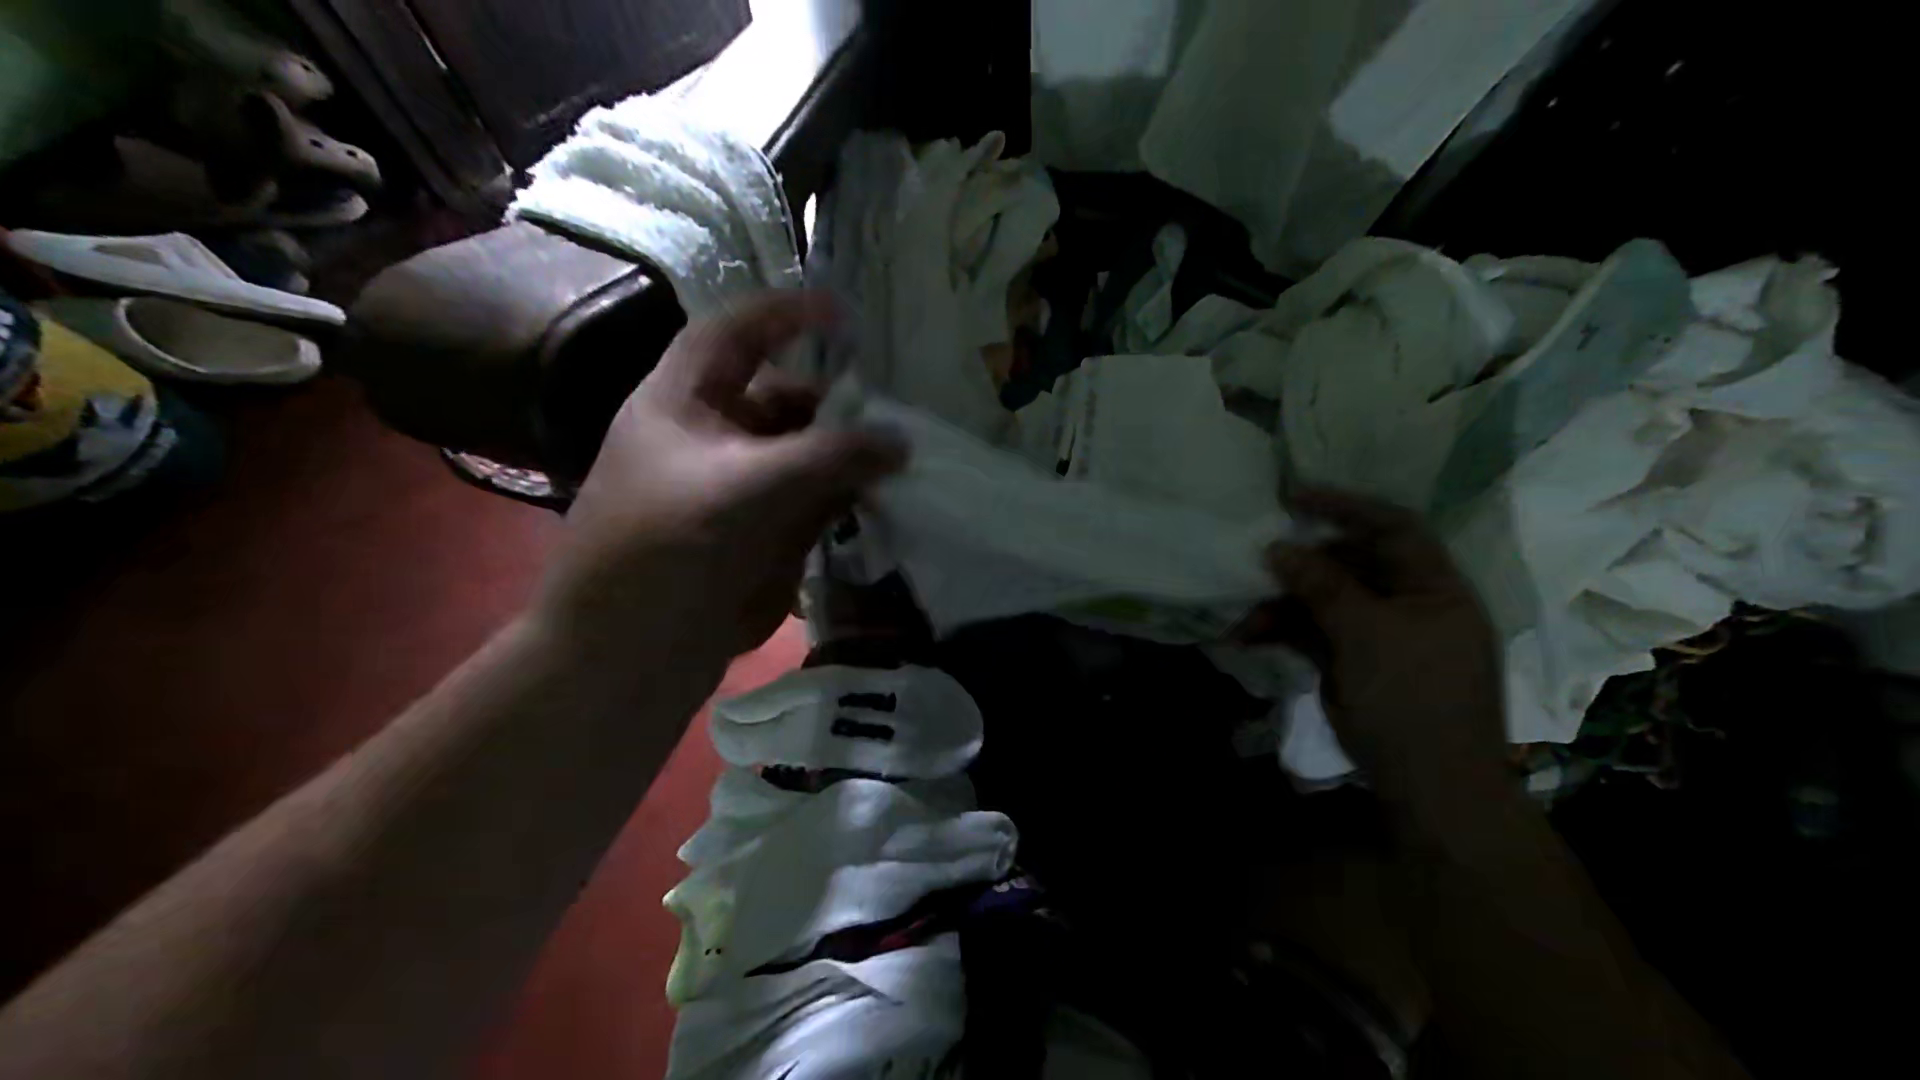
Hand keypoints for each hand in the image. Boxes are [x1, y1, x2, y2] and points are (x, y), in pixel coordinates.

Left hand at [532, 291, 904, 684]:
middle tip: (890, 410)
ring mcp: (733, 487)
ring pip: (800, 452)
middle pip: (780, 398)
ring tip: (897, 457)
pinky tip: (876, 499)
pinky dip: (840, 495)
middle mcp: (708, 436)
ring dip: (843, 452)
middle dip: (833, 401)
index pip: (736, 333)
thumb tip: (901, 440)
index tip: (846, 313)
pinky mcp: (753, 532)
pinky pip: (806, 499)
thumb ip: (831, 457)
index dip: (787, 314)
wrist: (631, 653)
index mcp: (682, 402)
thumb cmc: (671, 548)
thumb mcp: (752, 488)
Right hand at [1264, 489, 1506, 798]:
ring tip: (1243, 623)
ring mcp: (1380, 635)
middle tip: (1256, 566)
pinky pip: (1315, 633)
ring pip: (1324, 602)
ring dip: (1282, 607)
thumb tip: (1277, 548)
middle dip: (1299, 567)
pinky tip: (1250, 638)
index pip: (1394, 528)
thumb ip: (1323, 587)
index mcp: (1436, 589)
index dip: (1346, 507)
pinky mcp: (1355, 662)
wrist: (1429, 789)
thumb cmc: (1412, 701)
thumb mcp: (1367, 636)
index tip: (1293, 498)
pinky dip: (1284, 633)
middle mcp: (1409, 604)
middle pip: (1350, 565)